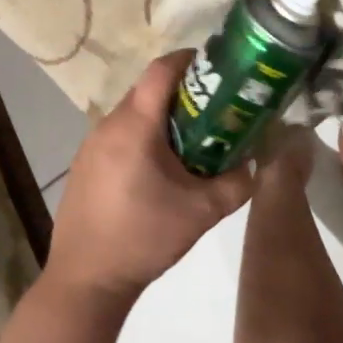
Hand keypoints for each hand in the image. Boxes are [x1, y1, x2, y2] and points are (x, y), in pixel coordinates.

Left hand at [46, 51, 256, 299]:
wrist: (86, 282)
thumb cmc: (144, 238)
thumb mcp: (203, 212)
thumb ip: (238, 182)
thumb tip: (258, 161)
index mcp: (135, 126)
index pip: (162, 69)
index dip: (191, 61)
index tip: (219, 70)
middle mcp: (108, 126)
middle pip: (149, 90)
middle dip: (185, 94)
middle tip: (217, 110)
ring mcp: (91, 146)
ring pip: (134, 114)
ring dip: (164, 118)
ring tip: (195, 142)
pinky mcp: (84, 166)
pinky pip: (120, 135)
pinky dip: (144, 137)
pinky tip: (162, 170)